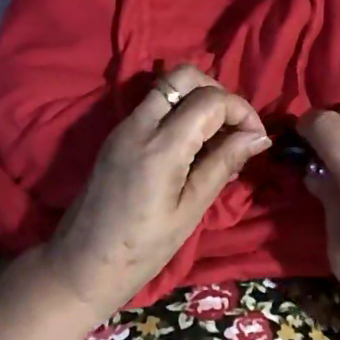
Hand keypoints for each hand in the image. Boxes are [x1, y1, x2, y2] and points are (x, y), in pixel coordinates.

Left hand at [44, 66, 269, 310]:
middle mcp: (139, 125)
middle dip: (218, 92)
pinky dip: (179, 112)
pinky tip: (193, 148)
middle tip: (234, 128)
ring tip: (217, 139)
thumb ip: (223, 164)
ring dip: (198, 99)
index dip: (242, 111)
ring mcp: (123, 126)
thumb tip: (258, 137)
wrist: (81, 265)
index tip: (257, 139)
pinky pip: (153, 106)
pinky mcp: (116, 135)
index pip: (210, 100)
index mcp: (160, 147)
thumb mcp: (190, 210)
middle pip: (184, 75)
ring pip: (166, 86)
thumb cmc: (142, 249)